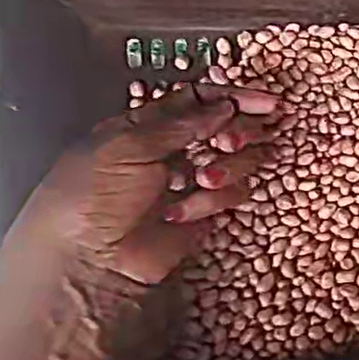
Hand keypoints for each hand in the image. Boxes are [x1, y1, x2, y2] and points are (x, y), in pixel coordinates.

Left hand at [0, 83, 280, 359]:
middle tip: (230, 144)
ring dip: (228, 168)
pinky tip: (183, 214)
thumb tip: (225, 106)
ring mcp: (194, 180)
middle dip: (238, 134)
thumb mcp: (124, 147)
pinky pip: (234, 194)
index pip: (200, 100)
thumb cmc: (89, 198)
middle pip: (229, 127)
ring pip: (240, 159)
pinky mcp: (209, 209)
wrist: (89, 261)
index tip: (269, 103)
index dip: (235, 98)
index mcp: (146, 126)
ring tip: (202, 183)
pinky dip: (213, 201)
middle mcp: (174, 149)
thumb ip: (180, 123)